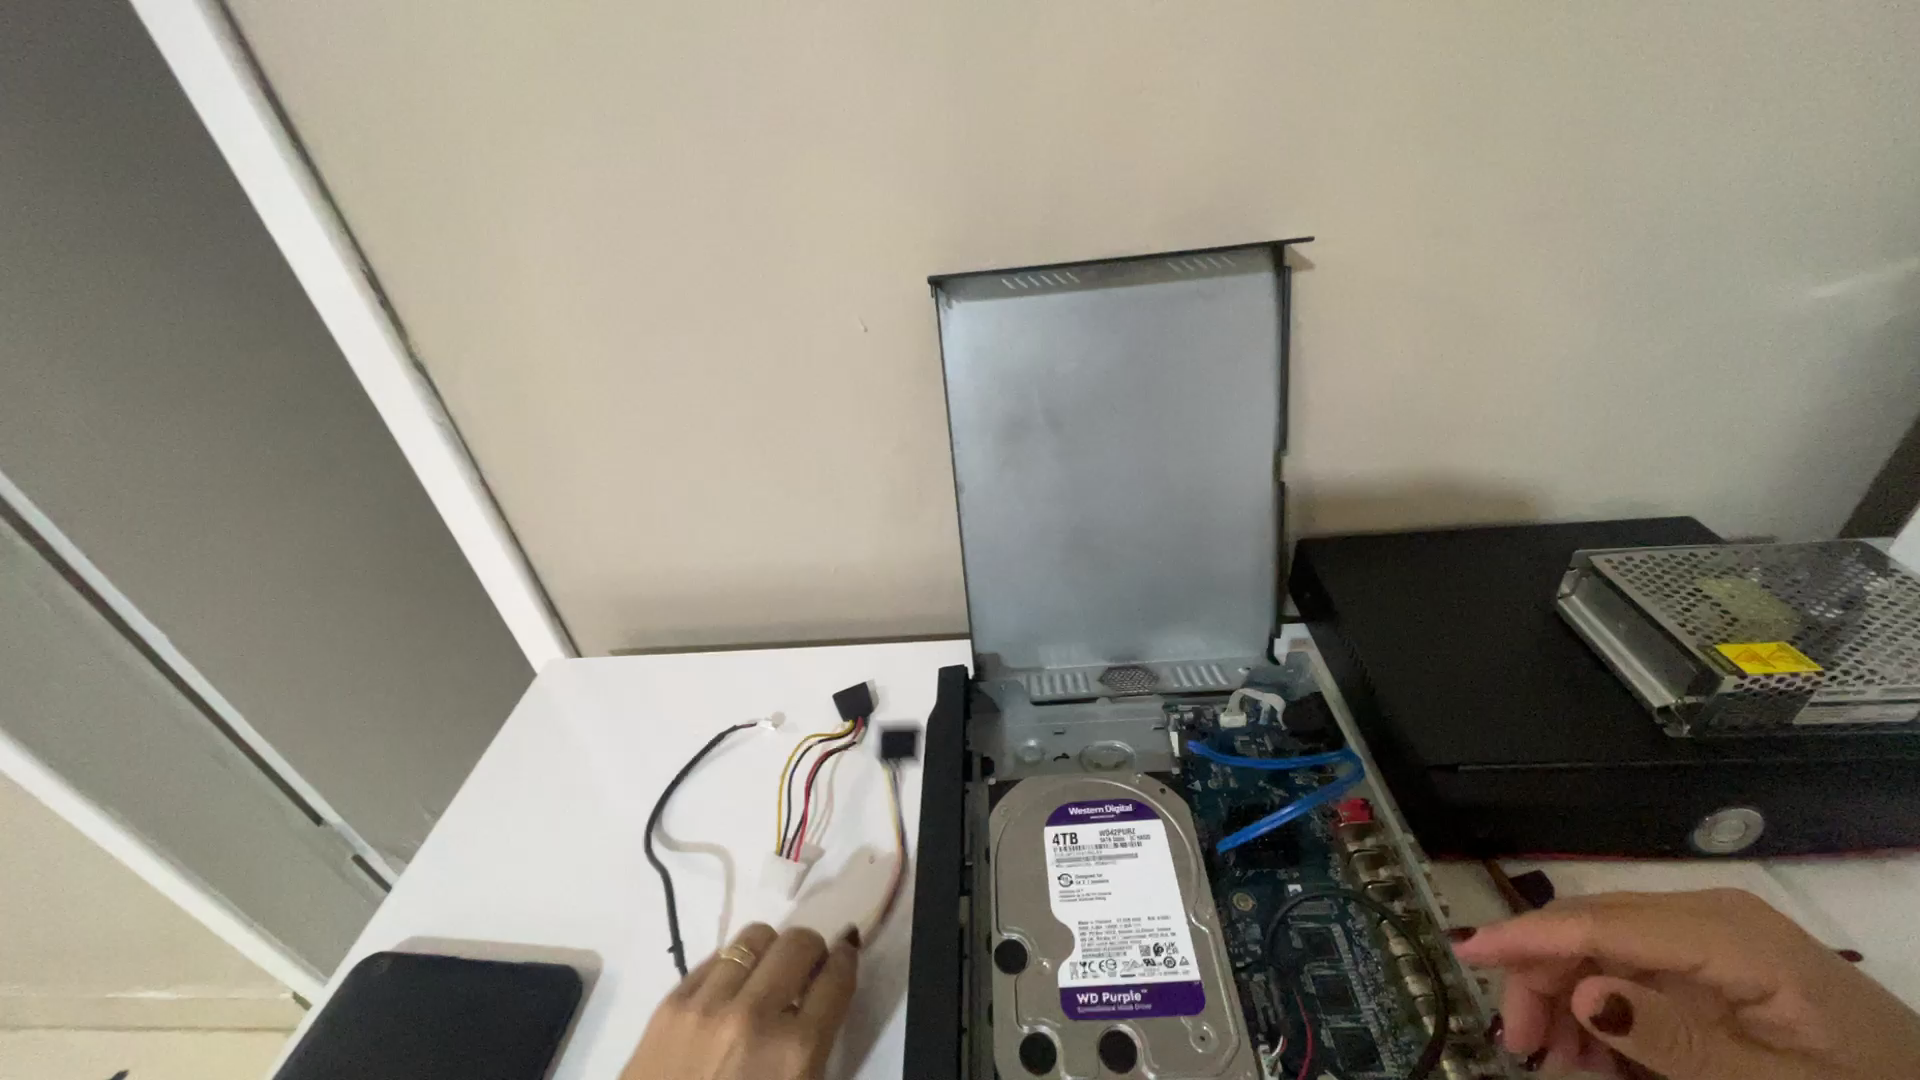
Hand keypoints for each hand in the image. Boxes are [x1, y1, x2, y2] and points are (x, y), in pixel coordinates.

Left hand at [622, 923, 859, 1079]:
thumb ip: (814, 1046)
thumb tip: (823, 988)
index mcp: (794, 1055)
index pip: (836, 977)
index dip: (846, 959)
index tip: (844, 954)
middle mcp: (755, 1018)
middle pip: (799, 943)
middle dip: (812, 951)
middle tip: (807, 971)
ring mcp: (707, 1007)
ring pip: (755, 937)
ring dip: (771, 953)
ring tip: (766, 977)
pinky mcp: (669, 1006)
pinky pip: (714, 957)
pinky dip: (731, 967)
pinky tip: (729, 993)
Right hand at [1453, 888, 1919, 1078]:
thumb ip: (1678, 1041)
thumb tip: (1578, 991)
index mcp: (1729, 934)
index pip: (1598, 923)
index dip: (1526, 938)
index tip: (1464, 954)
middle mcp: (1706, 916)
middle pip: (1588, 930)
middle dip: (1541, 981)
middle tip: (1523, 1048)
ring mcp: (1707, 935)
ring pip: (1598, 948)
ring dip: (1566, 999)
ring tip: (1561, 1061)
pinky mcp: (1708, 959)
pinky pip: (1629, 969)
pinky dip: (1600, 1007)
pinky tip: (1596, 1052)